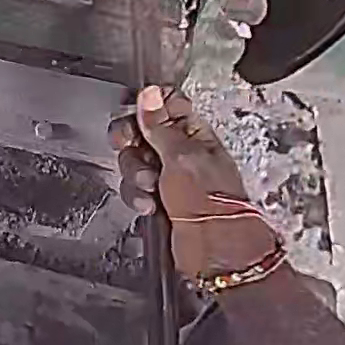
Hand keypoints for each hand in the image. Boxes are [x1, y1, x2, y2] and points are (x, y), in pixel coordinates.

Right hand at [111, 85, 276, 278]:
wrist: (215, 251)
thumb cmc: (212, 202)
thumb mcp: (182, 157)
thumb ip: (160, 126)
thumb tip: (149, 94)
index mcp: (193, 134)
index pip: (165, 105)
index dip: (145, 107)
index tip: (135, 116)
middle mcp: (178, 151)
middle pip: (138, 131)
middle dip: (130, 142)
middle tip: (129, 146)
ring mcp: (166, 175)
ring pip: (130, 160)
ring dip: (134, 173)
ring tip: (150, 187)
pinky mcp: (154, 197)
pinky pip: (130, 186)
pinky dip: (135, 195)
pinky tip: (149, 204)